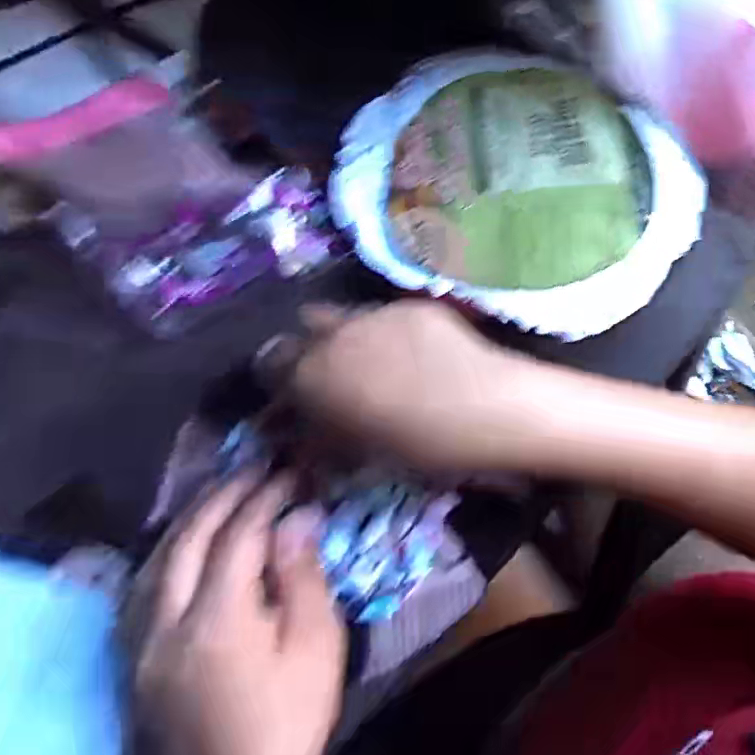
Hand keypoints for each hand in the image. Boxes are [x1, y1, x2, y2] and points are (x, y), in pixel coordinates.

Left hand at [132, 473, 344, 754]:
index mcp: (216, 621)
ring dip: (191, 519)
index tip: (293, 468)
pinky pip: (144, 590)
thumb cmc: (294, 706)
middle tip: (257, 464)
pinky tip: (190, 542)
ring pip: (154, 564)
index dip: (266, 496)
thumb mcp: (315, 638)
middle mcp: (165, 628)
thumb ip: (300, 572)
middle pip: (186, 542)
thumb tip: (296, 515)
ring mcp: (142, 647)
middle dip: (223, 495)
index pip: (237, 537)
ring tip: (226, 490)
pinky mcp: (137, 663)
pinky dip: (169, 551)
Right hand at [285, 300, 533, 471]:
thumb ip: (317, 433)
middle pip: (306, 327)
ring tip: (377, 356)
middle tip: (335, 371)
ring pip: (349, 314)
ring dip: (351, 333)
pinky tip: (417, 349)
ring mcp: (379, 312)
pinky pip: (390, 313)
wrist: (483, 406)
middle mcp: (336, 333)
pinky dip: (392, 329)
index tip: (296, 393)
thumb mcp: (355, 450)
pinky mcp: (417, 305)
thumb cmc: (416, 444)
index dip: (283, 378)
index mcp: (308, 373)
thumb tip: (297, 429)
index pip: (271, 363)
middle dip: (312, 346)